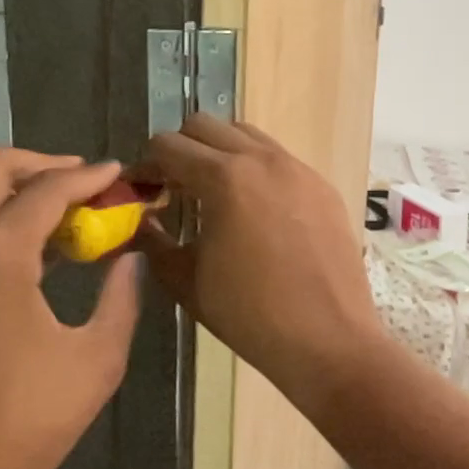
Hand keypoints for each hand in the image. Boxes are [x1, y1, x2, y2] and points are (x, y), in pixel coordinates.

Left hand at [0, 148, 142, 468]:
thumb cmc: (27, 425)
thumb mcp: (96, 361)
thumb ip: (120, 298)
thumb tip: (130, 259)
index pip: (47, 190)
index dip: (87, 177)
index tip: (117, 174)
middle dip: (40, 164)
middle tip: (81, 182)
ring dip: (11, 195)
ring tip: (58, 222)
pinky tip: (22, 260)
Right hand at [141, 114, 377, 402]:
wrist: (329, 343)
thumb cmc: (249, 315)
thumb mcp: (185, 281)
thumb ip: (152, 241)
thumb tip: (139, 220)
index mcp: (224, 178)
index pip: (167, 145)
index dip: (145, 166)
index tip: (140, 191)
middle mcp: (261, 160)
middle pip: (204, 125)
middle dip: (179, 150)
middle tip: (172, 187)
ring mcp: (297, 169)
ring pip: (244, 134)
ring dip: (217, 152)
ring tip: (211, 193)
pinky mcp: (321, 186)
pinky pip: (276, 158)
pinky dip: (253, 169)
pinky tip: (251, 210)